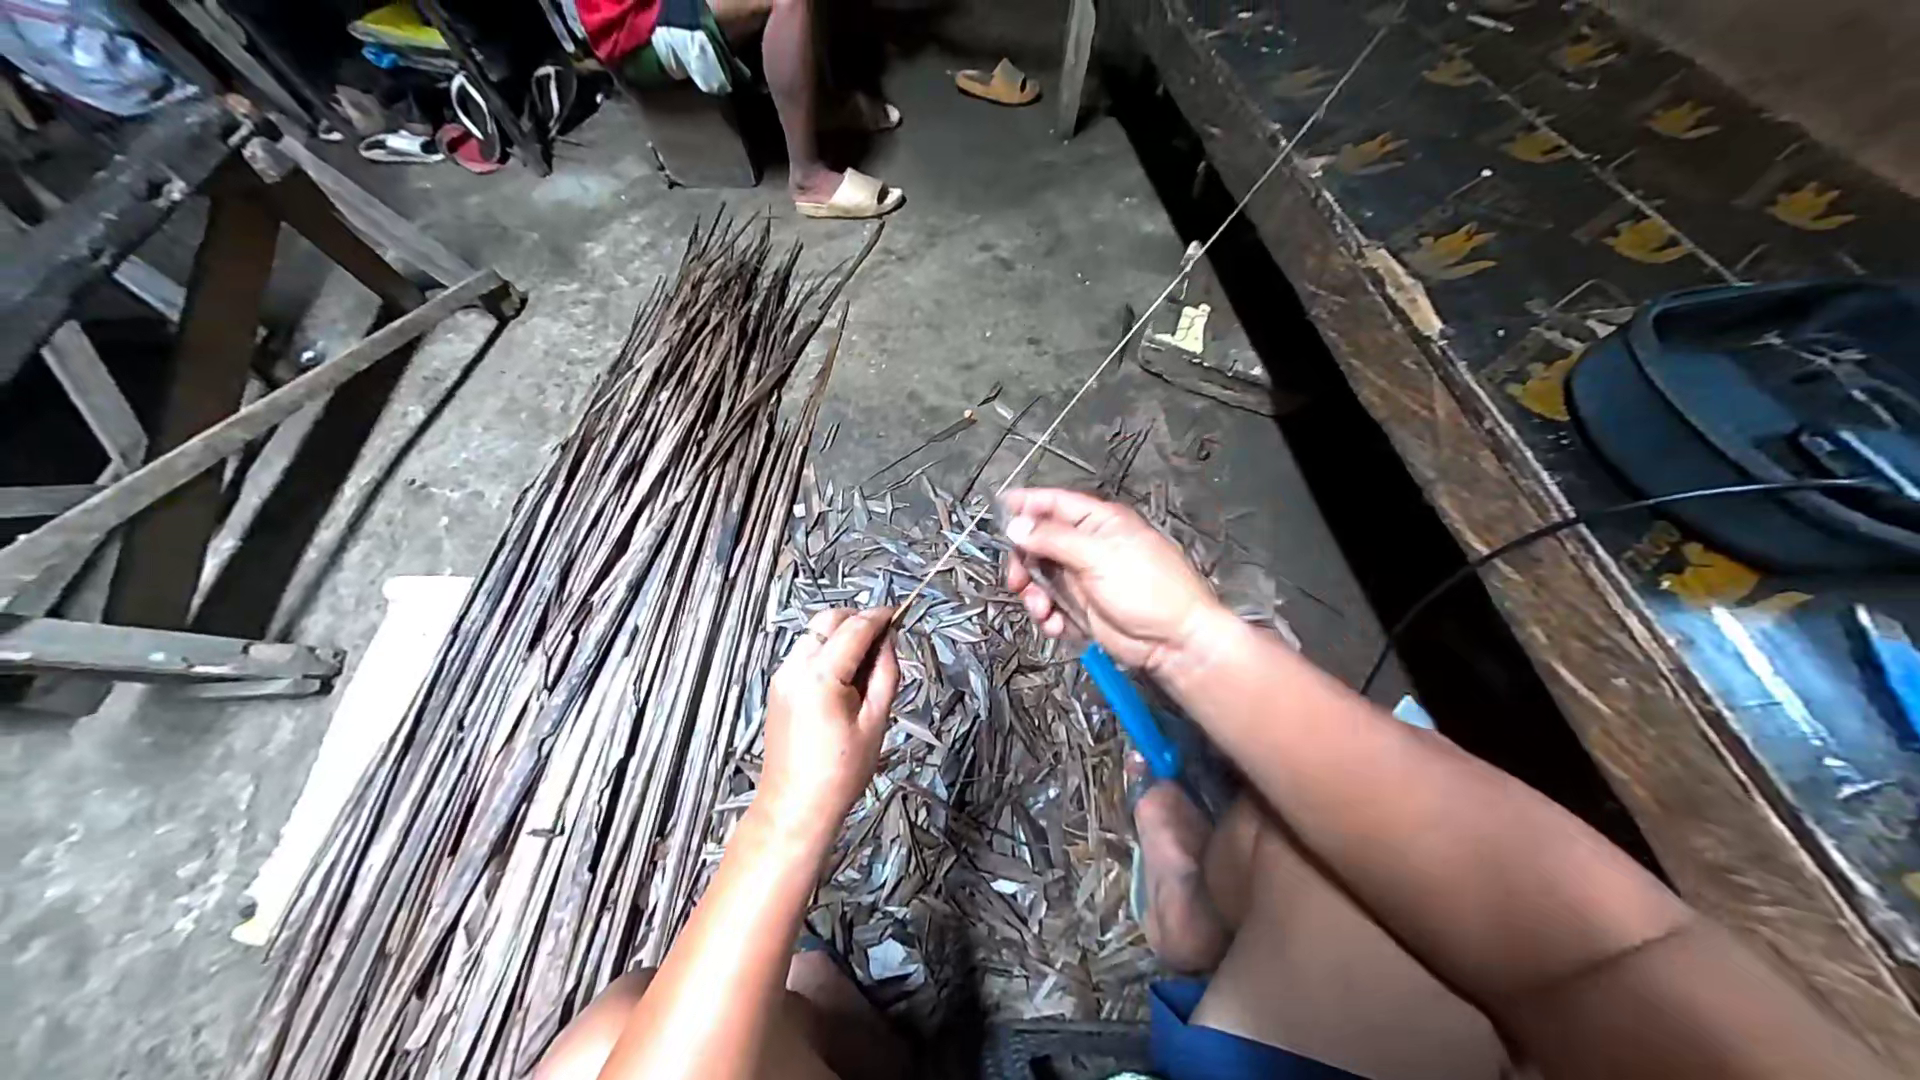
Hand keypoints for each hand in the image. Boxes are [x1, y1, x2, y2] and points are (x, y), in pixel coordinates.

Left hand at [758, 607, 899, 839]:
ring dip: (842, 633)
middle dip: (858, 619)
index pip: (855, 627)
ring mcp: (782, 676)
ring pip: (815, 633)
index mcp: (821, 675)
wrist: (795, 806)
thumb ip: (885, 673)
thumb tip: (889, 640)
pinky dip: (827, 649)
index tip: (898, 613)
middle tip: (885, 637)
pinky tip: (846, 674)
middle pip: (829, 619)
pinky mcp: (779, 686)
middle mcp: (795, 667)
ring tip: (867, 660)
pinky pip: (806, 652)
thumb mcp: (876, 721)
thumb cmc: (841, 771)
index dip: (879, 616)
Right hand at [1002, 488, 1227, 675]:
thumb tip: (1016, 526)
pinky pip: (1051, 605)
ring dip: (1033, 594)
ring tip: (1042, 609)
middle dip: (1024, 561)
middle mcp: (1088, 546)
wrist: (1174, 642)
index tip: (1000, 510)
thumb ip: (1053, 539)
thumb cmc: (1150, 590)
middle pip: (1039, 543)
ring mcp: (1084, 577)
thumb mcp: (1098, 556)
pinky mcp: (1082, 607)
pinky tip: (1056, 624)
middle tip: (1018, 579)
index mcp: (1099, 522)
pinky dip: (1048, 615)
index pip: (1055, 504)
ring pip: (1040, 577)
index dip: (1027, 505)